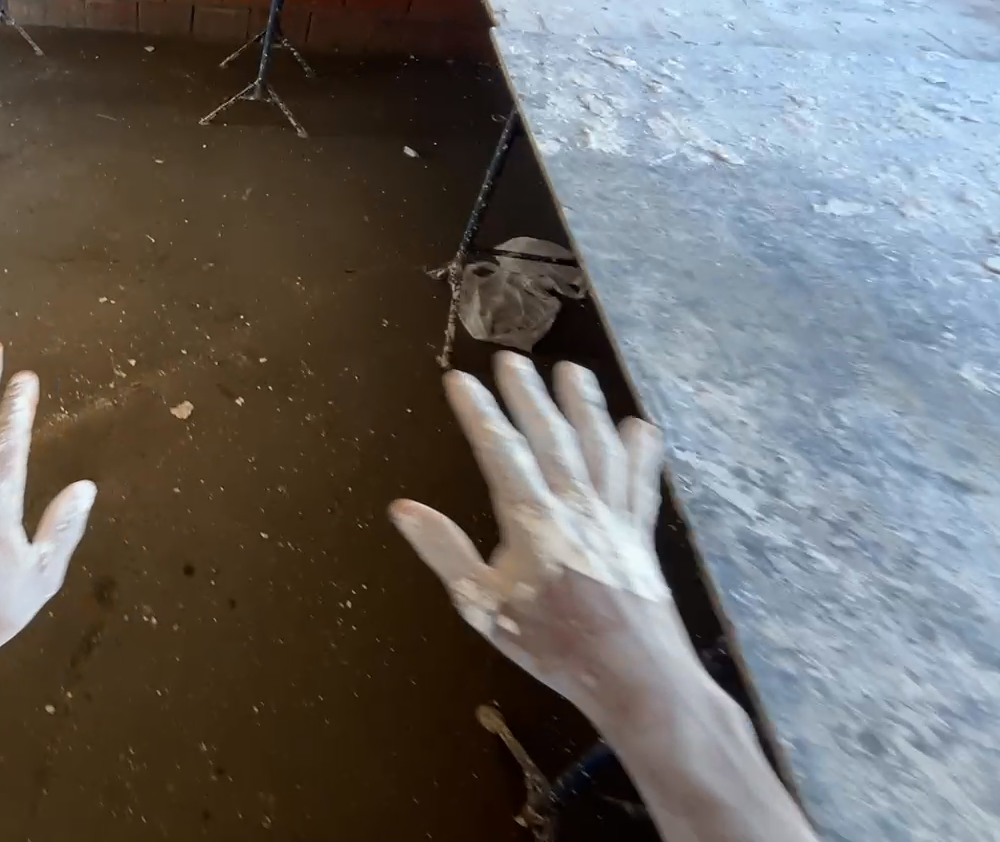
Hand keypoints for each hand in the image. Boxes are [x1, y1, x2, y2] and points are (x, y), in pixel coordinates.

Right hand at [391, 352, 698, 727]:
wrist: (641, 682)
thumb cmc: (552, 643)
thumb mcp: (482, 606)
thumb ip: (444, 551)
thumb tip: (403, 508)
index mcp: (533, 521)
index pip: (500, 451)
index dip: (477, 412)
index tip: (458, 379)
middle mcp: (576, 508)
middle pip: (551, 438)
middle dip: (528, 396)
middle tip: (511, 360)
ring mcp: (614, 518)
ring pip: (598, 449)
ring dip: (583, 406)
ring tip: (572, 371)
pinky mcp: (639, 535)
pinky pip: (640, 483)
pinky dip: (639, 451)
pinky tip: (637, 426)